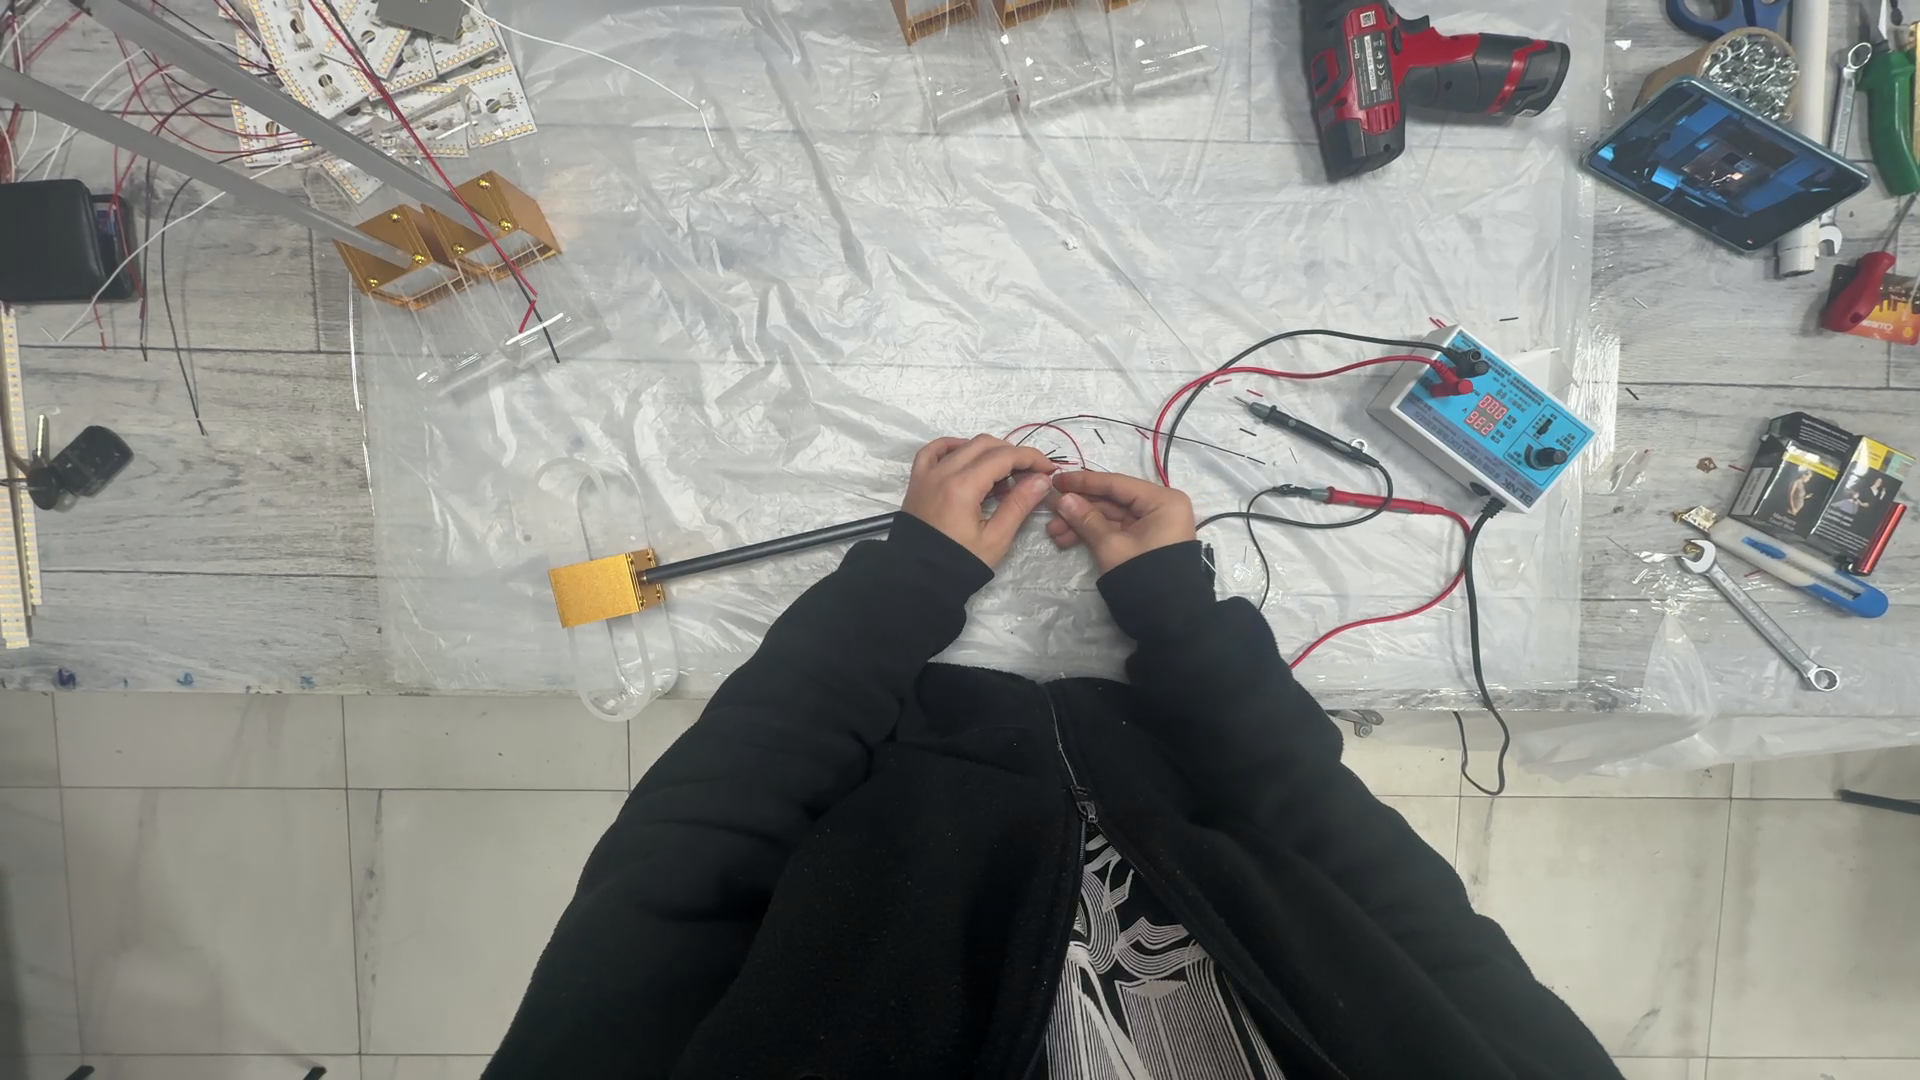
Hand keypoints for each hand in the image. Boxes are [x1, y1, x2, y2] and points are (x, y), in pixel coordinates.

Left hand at [903, 435, 1059, 567]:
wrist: (918, 578)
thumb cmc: (959, 563)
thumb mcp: (996, 538)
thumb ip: (1019, 504)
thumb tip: (1042, 479)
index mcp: (963, 486)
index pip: (1004, 457)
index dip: (1030, 458)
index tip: (1048, 469)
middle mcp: (943, 472)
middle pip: (985, 444)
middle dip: (1012, 453)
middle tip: (1029, 473)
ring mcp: (927, 474)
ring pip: (962, 445)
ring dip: (987, 451)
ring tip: (1002, 473)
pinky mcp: (917, 481)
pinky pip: (933, 451)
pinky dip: (953, 447)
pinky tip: (966, 454)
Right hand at [1046, 470, 1195, 573]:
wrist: (1167, 618)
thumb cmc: (1143, 575)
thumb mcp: (1111, 545)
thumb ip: (1085, 518)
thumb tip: (1062, 498)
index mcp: (1162, 500)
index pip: (1116, 484)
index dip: (1083, 482)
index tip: (1056, 479)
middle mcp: (1159, 507)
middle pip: (1111, 500)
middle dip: (1078, 507)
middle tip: (1049, 509)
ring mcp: (1150, 525)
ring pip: (1108, 516)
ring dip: (1080, 523)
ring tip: (1053, 532)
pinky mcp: (1142, 540)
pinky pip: (1113, 530)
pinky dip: (1091, 533)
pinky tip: (1065, 539)